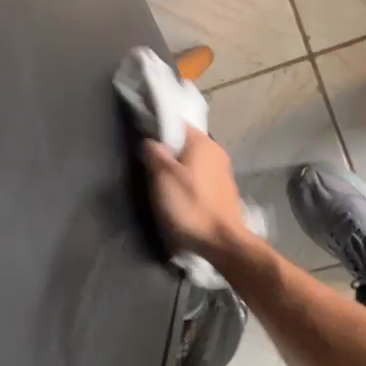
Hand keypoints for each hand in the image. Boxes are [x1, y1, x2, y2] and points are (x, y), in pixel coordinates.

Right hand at [142, 127, 253, 263]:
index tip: (141, 144)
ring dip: (177, 168)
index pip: (176, 123)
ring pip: (192, 161)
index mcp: (203, 142)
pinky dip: (188, 181)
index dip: (156, 129)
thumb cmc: (191, 207)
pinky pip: (200, 176)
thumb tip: (150, 140)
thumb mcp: (163, 178)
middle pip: (184, 143)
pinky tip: (180, 196)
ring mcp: (223, 170)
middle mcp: (216, 150)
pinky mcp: (224, 189)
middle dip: (167, 152)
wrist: (223, 242)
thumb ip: (154, 153)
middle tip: (148, 168)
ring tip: (162, 185)